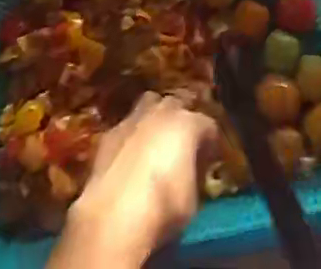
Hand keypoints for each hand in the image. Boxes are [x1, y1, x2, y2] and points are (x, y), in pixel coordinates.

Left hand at [48, 93, 218, 267]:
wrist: (115, 215)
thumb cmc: (163, 207)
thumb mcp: (193, 199)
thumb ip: (194, 175)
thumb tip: (189, 172)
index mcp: (188, 124)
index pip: (208, 126)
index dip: (210, 144)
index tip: (209, 162)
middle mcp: (162, 112)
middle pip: (177, 105)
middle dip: (182, 120)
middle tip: (182, 146)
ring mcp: (133, 119)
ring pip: (149, 104)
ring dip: (155, 118)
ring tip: (156, 141)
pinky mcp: (110, 133)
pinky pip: (127, 126)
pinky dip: (132, 135)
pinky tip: (129, 155)